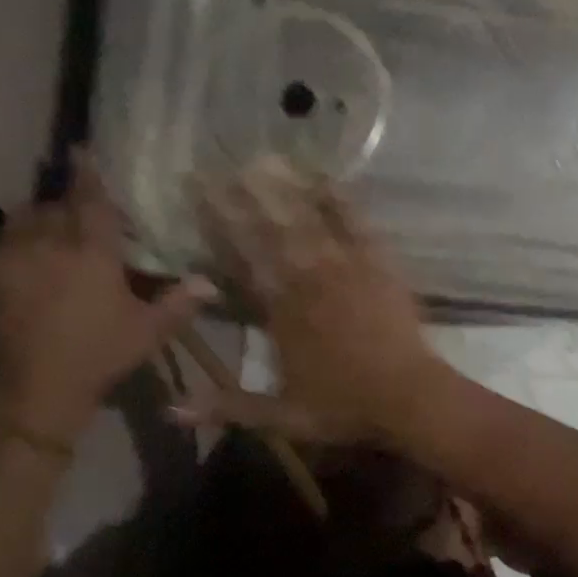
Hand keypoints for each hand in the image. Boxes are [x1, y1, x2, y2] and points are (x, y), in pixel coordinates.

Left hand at [0, 157, 213, 443]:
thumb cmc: (95, 359)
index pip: (89, 195)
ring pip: (17, 225)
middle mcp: (42, 239)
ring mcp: (0, 256)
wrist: (24, 396)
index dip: (87, 171)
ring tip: (43, 249)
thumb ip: (178, 303)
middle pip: (51, 207)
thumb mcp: (146, 334)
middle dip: (64, 210)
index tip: (81, 150)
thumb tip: (210, 283)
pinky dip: (5, 258)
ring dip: (33, 229)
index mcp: (89, 247)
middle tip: (75, 226)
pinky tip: (13, 279)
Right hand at [178, 155, 448, 443]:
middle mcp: (308, 281)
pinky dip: (340, 201)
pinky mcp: (379, 266)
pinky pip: (357, 225)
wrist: (408, 398)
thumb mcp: (281, 416)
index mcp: (281, 313)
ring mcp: (346, 269)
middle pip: (271, 232)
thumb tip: (169, 411)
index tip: (198, 195)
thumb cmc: (344, 408)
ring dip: (286, 189)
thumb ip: (226, 406)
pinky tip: (327, 179)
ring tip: (265, 160)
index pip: (241, 260)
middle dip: (245, 197)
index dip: (218, 226)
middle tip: (223, 165)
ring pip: (310, 220)